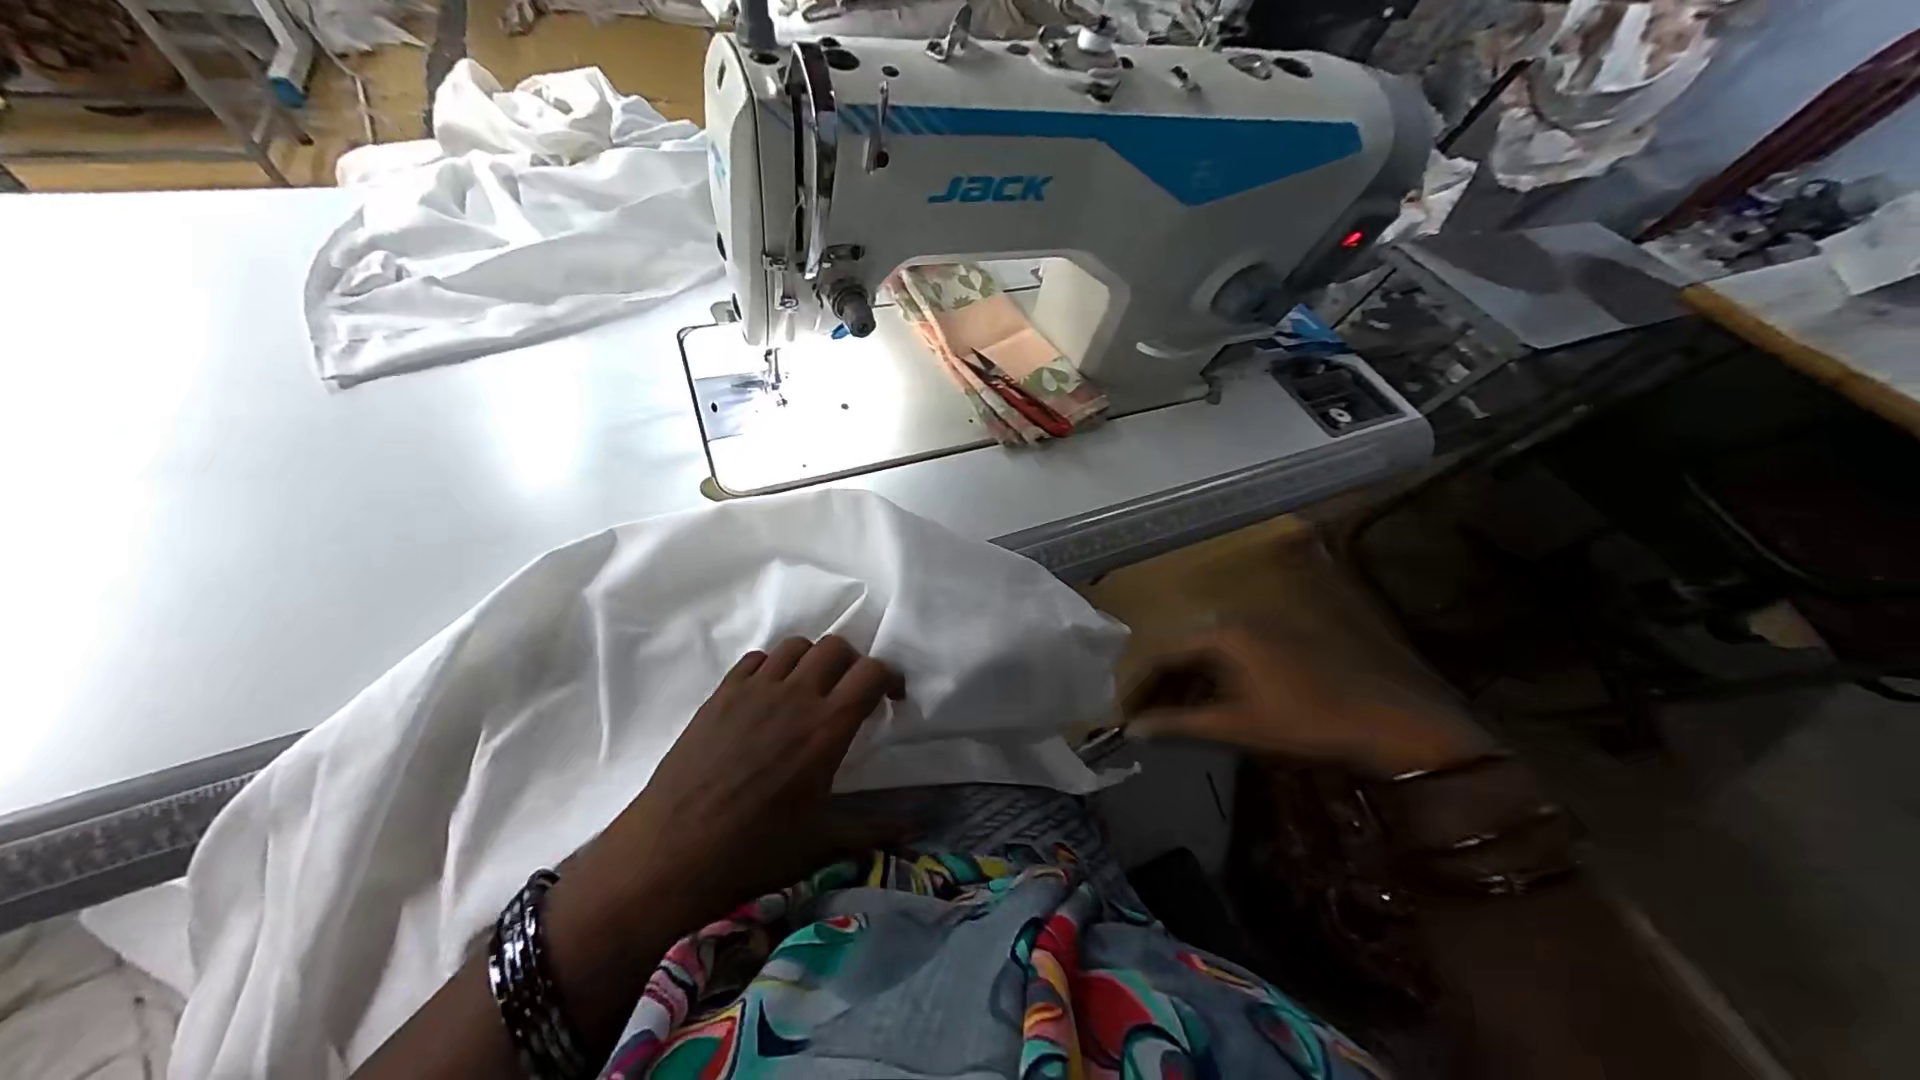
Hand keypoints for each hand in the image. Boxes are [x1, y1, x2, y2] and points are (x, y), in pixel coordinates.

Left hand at [556, 636, 903, 947]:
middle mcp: (794, 696)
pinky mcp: (720, 695)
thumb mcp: (821, 842)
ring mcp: (753, 691)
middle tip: (852, 692)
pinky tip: (769, 696)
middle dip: (854, 662)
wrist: (671, 853)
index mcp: (827, 728)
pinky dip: (772, 668)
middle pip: (836, 647)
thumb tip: (912, 830)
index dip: (890, 677)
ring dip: (813, 660)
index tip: (891, 698)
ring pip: (795, 646)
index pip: (872, 673)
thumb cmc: (754, 850)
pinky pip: (755, 660)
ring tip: (811, 689)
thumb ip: (873, 829)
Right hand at [1122, 624, 1495, 776]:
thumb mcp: (1235, 726)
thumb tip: (1132, 730)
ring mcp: (1259, 632)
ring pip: (1203, 656)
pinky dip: (1209, 682)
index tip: (1122, 713)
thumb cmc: (1305, 722)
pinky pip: (1226, 659)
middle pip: (1181, 652)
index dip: (1138, 686)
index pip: (1162, 655)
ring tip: (1169, 717)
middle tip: (1142, 718)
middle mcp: (1235, 623)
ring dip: (1183, 685)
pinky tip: (1205, 707)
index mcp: (1221, 636)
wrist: (1385, 722)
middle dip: (1159, 686)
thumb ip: (1178, 724)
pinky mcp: (1276, 645)